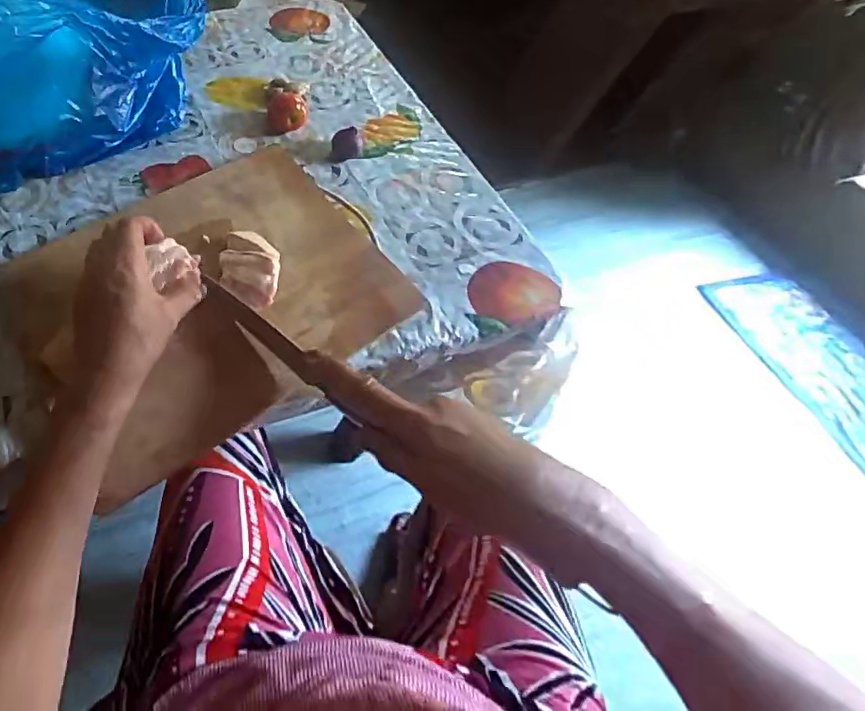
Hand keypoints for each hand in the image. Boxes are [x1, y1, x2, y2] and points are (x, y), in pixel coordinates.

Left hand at [69, 216, 202, 403]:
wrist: (104, 374)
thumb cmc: (140, 341)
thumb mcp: (170, 314)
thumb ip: (186, 289)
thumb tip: (195, 276)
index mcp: (124, 263)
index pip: (130, 224)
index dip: (149, 226)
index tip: (162, 245)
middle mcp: (100, 264)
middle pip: (112, 231)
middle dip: (134, 235)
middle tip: (152, 254)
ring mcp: (85, 278)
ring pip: (99, 247)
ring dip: (118, 249)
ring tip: (137, 270)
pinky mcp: (78, 294)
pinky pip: (91, 266)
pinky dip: (107, 265)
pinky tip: (121, 290)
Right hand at [299, 353, 619, 583]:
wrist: (557, 507)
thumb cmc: (484, 499)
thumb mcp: (427, 483)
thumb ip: (390, 453)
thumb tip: (362, 429)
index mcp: (416, 417)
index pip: (362, 389)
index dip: (332, 374)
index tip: (307, 356)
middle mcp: (433, 402)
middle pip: (389, 407)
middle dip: (378, 426)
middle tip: (387, 461)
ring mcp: (458, 410)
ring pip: (416, 421)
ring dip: (410, 441)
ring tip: (434, 483)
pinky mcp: (477, 424)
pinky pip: (437, 427)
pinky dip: (432, 445)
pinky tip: (455, 478)